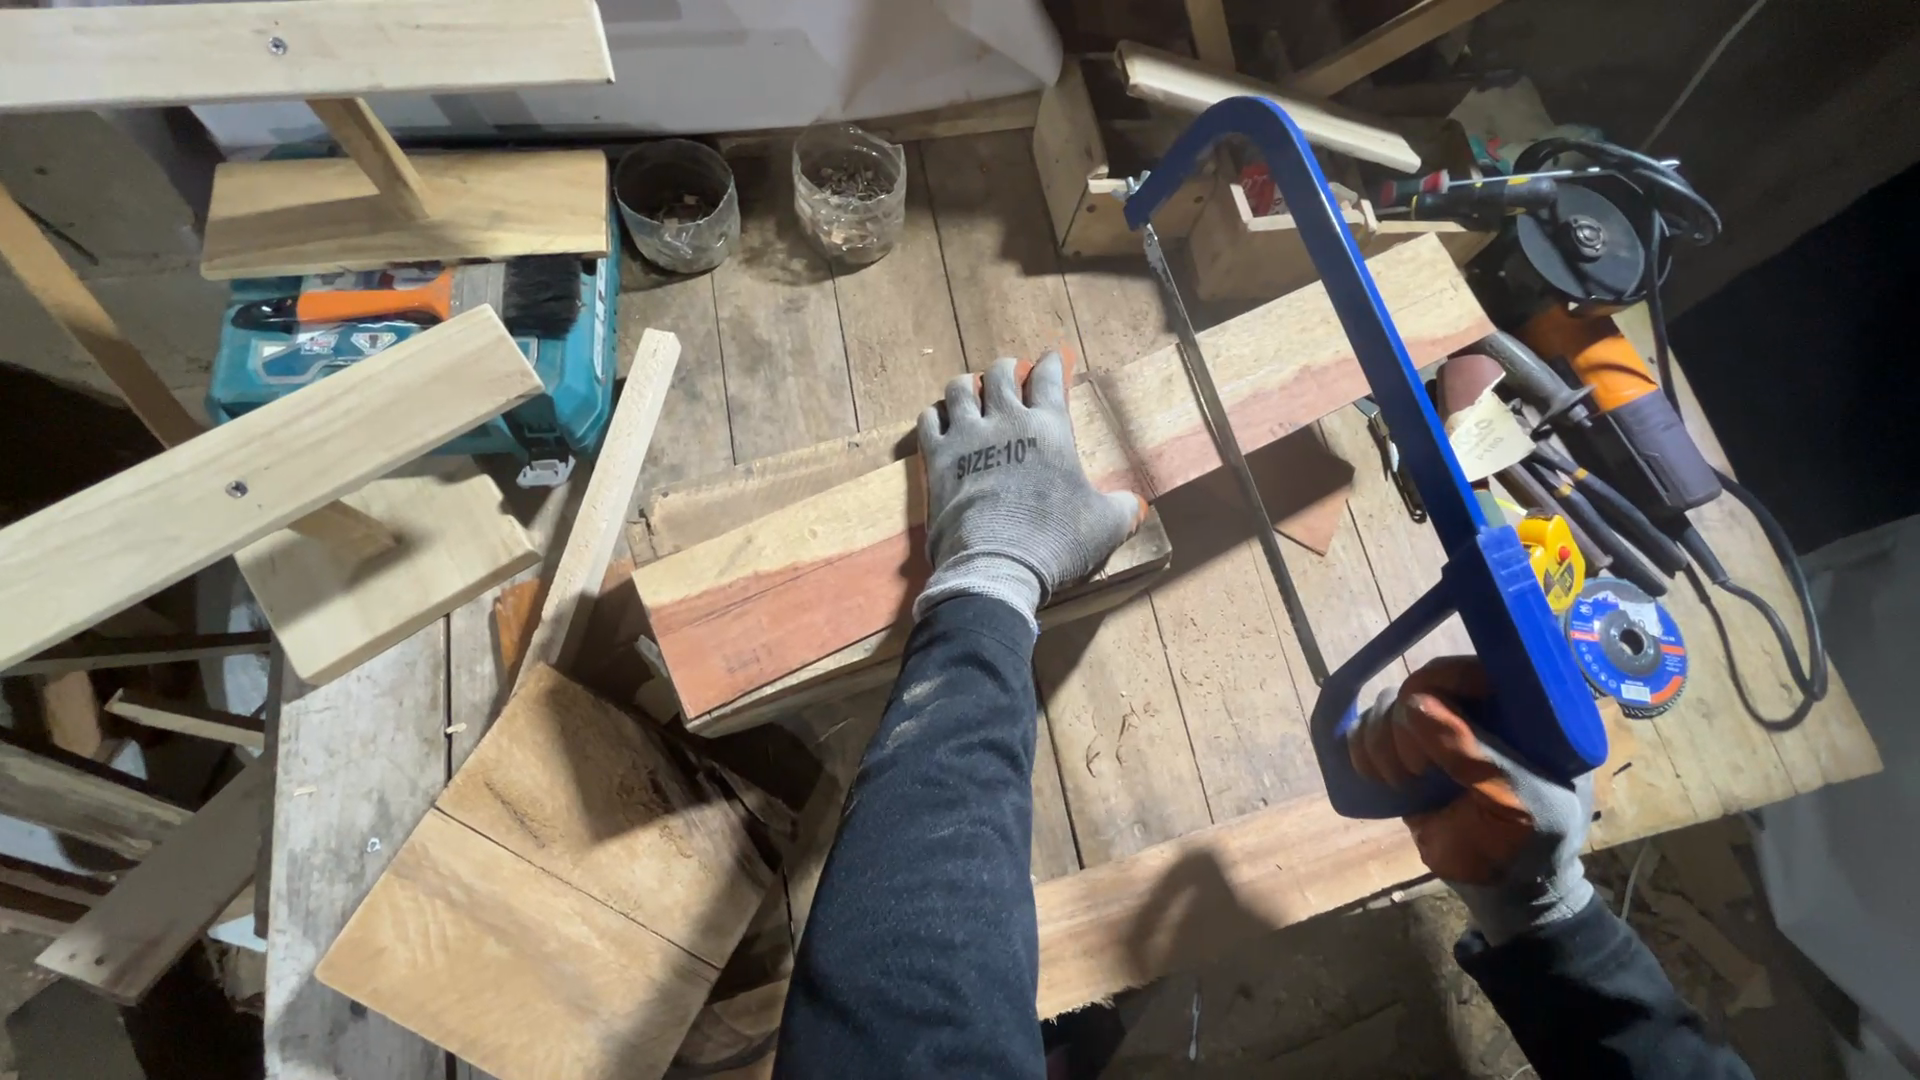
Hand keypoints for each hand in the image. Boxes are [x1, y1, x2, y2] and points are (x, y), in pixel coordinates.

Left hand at [915, 351, 1145, 628]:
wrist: (997, 566)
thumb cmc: (1056, 541)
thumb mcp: (1106, 526)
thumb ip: (1121, 507)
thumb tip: (1132, 504)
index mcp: (1049, 428)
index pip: (1050, 378)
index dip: (1052, 364)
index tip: (1051, 360)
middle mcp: (1006, 421)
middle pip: (1000, 374)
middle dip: (1008, 369)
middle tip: (1011, 376)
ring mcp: (967, 437)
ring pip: (959, 389)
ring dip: (968, 386)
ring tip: (972, 392)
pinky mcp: (937, 459)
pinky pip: (929, 419)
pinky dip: (936, 414)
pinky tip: (942, 421)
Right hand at [1349, 657, 1593, 944]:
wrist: (1499, 887)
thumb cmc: (1524, 845)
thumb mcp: (1519, 805)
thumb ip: (1475, 755)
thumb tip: (1414, 706)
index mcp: (1520, 715)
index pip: (1472, 669)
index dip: (1439, 681)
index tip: (1421, 714)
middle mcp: (1475, 712)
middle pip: (1418, 686)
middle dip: (1405, 726)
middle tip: (1416, 768)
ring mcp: (1436, 730)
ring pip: (1385, 707)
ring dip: (1381, 743)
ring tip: (1401, 781)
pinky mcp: (1401, 750)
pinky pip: (1363, 728)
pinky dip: (1361, 748)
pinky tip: (1379, 778)